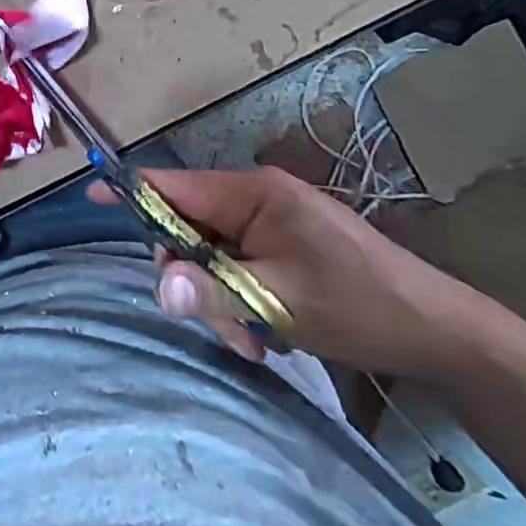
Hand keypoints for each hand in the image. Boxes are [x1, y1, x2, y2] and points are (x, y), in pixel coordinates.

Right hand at [93, 167, 488, 381]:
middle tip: (219, 324)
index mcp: (253, 194)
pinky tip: (263, 333)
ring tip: (251, 340)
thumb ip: (213, 290)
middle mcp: (255, 199)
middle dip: (191, 278)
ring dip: (219, 298)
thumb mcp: (280, 301)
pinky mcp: (281, 245)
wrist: (434, 327)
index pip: (174, 185)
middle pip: (189, 229)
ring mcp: (269, 222)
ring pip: (211, 255)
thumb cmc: (358, 302)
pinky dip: (239, 300)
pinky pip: (237, 266)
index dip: (132, 192)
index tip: (91, 198)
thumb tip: (156, 285)